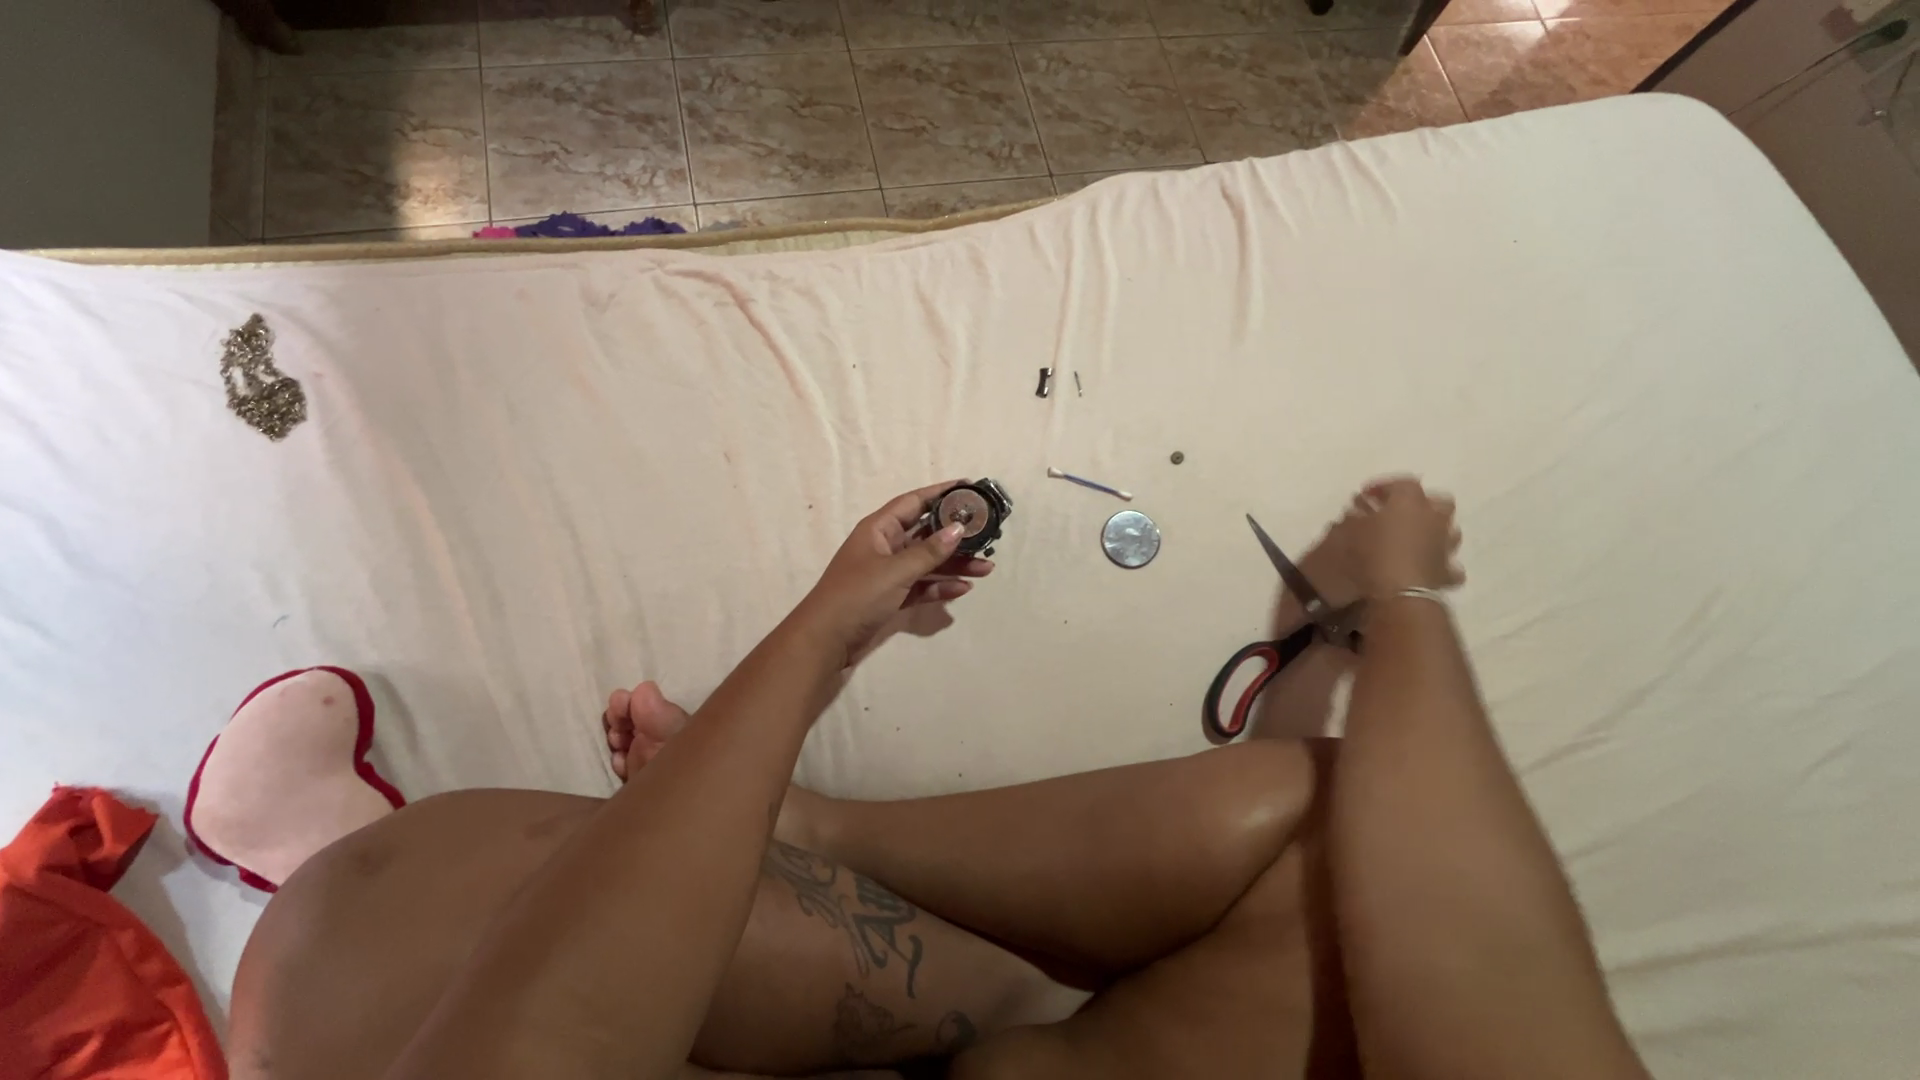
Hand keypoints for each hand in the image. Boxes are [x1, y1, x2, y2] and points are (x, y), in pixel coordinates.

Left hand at [794, 480, 995, 661]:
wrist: (826, 640)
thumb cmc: (856, 596)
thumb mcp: (895, 570)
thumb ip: (929, 551)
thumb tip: (959, 528)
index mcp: (878, 528)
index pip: (914, 502)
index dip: (940, 493)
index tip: (969, 487)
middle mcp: (884, 546)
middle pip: (926, 533)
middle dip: (956, 534)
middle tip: (987, 534)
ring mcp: (888, 573)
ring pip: (928, 562)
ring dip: (955, 564)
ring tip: (986, 567)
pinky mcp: (892, 597)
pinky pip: (922, 585)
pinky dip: (941, 586)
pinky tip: (963, 589)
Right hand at [1339, 476, 1464, 599]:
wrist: (1397, 593)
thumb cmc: (1370, 555)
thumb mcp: (1348, 531)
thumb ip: (1353, 517)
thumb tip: (1357, 512)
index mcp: (1409, 502)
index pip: (1401, 483)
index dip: (1382, 486)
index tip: (1364, 496)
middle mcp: (1433, 518)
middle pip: (1437, 501)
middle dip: (1419, 503)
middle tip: (1397, 512)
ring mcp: (1444, 545)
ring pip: (1448, 529)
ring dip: (1432, 530)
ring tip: (1412, 538)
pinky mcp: (1447, 571)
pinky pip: (1447, 562)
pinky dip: (1438, 562)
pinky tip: (1425, 566)